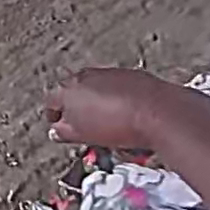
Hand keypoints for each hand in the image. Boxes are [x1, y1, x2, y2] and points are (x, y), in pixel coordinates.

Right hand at [44, 68, 209, 153]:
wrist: (158, 111)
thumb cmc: (119, 124)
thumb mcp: (83, 136)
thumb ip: (64, 132)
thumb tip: (57, 131)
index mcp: (67, 90)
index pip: (51, 102)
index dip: (53, 116)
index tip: (57, 124)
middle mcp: (84, 76)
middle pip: (72, 92)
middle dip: (75, 108)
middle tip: (82, 125)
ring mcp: (107, 73)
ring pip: (94, 89)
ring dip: (96, 103)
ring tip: (107, 123)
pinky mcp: (128, 74)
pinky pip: (115, 87)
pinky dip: (116, 99)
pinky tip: (125, 114)